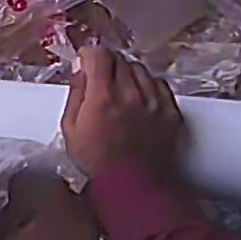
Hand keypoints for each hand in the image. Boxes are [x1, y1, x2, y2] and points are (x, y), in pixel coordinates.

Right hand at [61, 47, 183, 179]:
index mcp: (102, 97)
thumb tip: (80, 72)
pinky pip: (159, 84)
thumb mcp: (70, 128)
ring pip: (140, 69)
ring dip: (126, 72)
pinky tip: (139, 97)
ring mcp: (154, 101)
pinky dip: (147, 85)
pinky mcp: (171, 111)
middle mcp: (131, 93)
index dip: (89, 53)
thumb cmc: (96, 159)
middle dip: (106, 62)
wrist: (135, 186)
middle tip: (99, 75)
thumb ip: (75, 95)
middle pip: (120, 59)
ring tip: (119, 88)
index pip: (99, 55)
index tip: (84, 60)